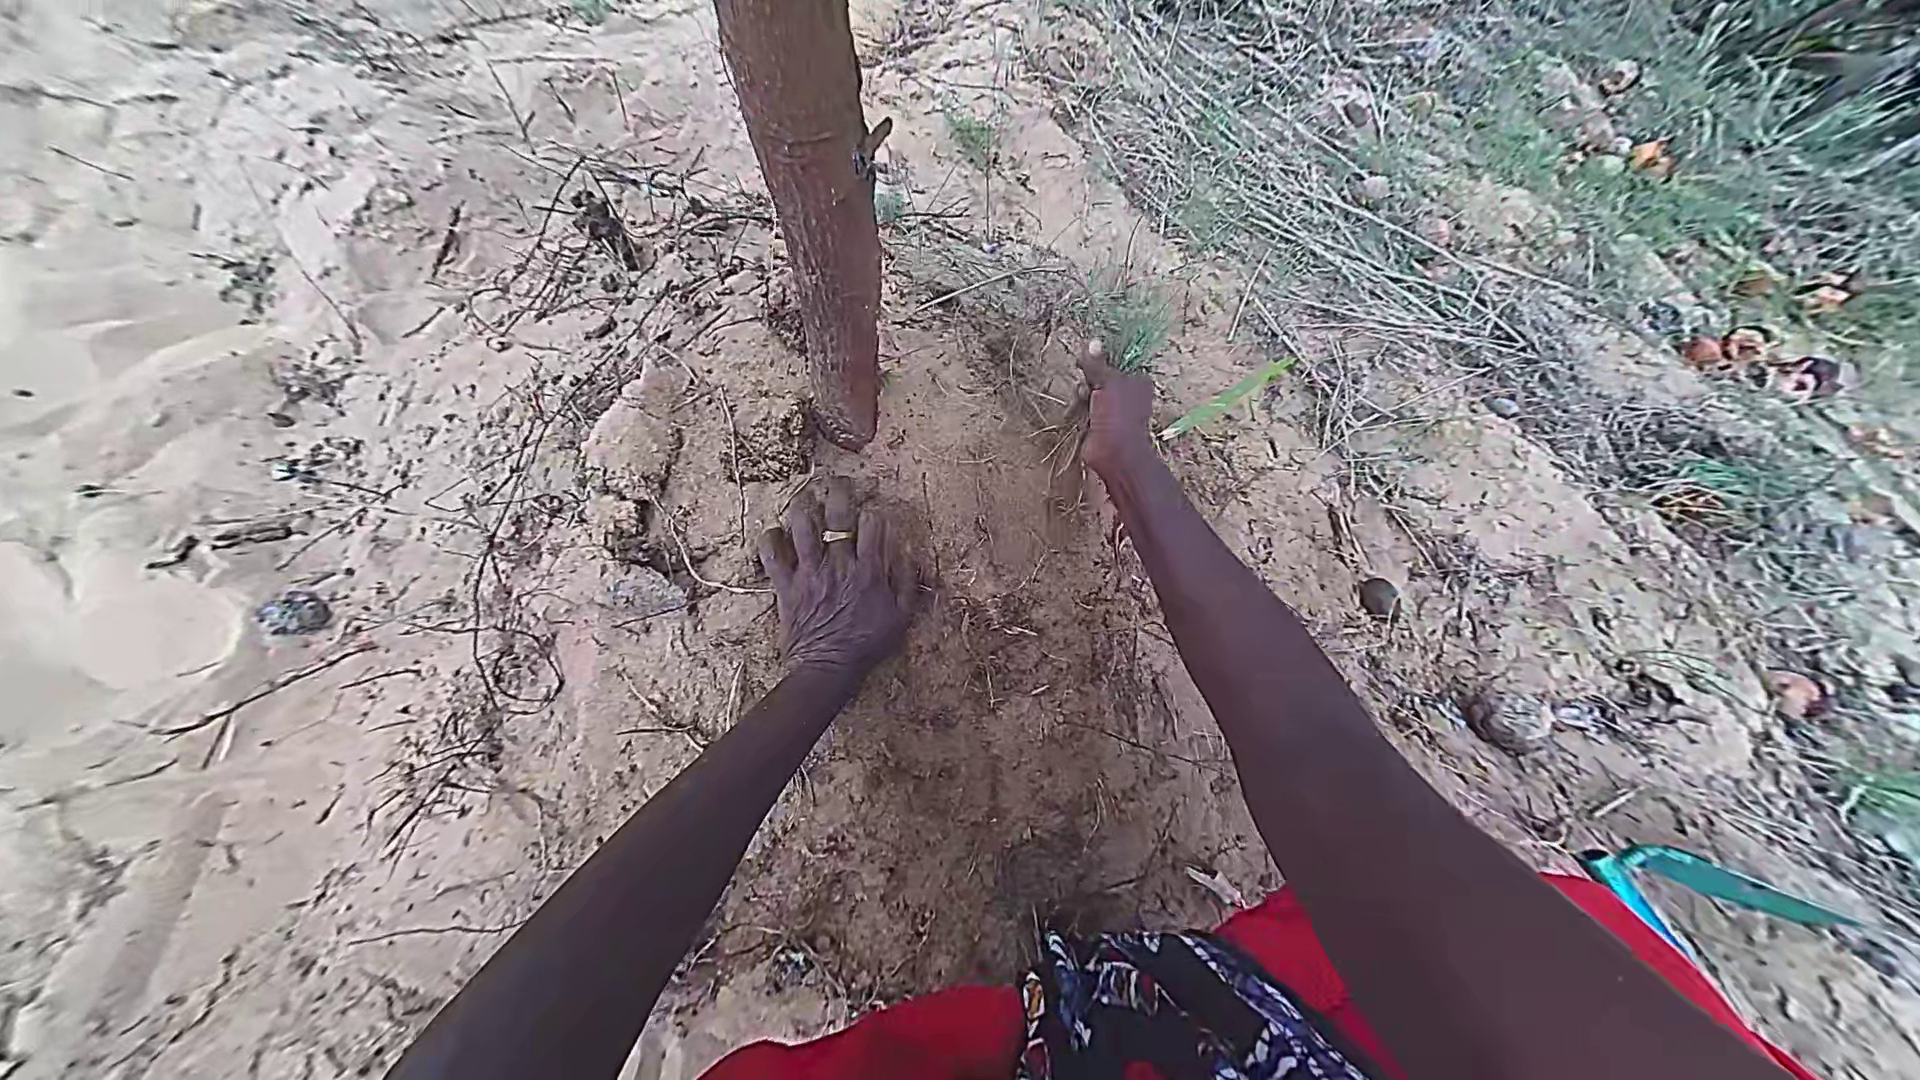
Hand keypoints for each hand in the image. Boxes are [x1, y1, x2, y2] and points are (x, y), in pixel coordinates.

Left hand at [757, 476, 917, 677]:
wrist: (829, 667)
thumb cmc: (868, 643)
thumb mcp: (902, 617)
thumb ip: (906, 581)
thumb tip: (906, 552)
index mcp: (868, 571)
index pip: (873, 525)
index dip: (874, 515)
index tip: (872, 519)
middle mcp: (838, 565)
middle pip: (837, 515)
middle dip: (839, 492)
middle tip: (839, 483)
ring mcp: (810, 572)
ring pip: (801, 526)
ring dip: (802, 508)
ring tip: (805, 501)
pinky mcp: (786, 585)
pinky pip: (771, 554)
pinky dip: (771, 539)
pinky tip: (776, 534)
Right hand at [1076, 339, 1155, 479]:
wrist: (1114, 452)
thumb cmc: (1118, 414)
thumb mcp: (1108, 382)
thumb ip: (1098, 364)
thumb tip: (1092, 343)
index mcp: (1138, 381)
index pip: (1115, 365)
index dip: (1100, 364)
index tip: (1086, 363)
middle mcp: (1128, 395)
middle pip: (1101, 379)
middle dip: (1090, 381)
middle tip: (1086, 387)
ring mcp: (1114, 412)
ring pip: (1091, 395)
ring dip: (1083, 397)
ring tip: (1082, 401)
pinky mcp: (1100, 425)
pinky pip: (1086, 411)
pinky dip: (1081, 410)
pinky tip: (1079, 413)